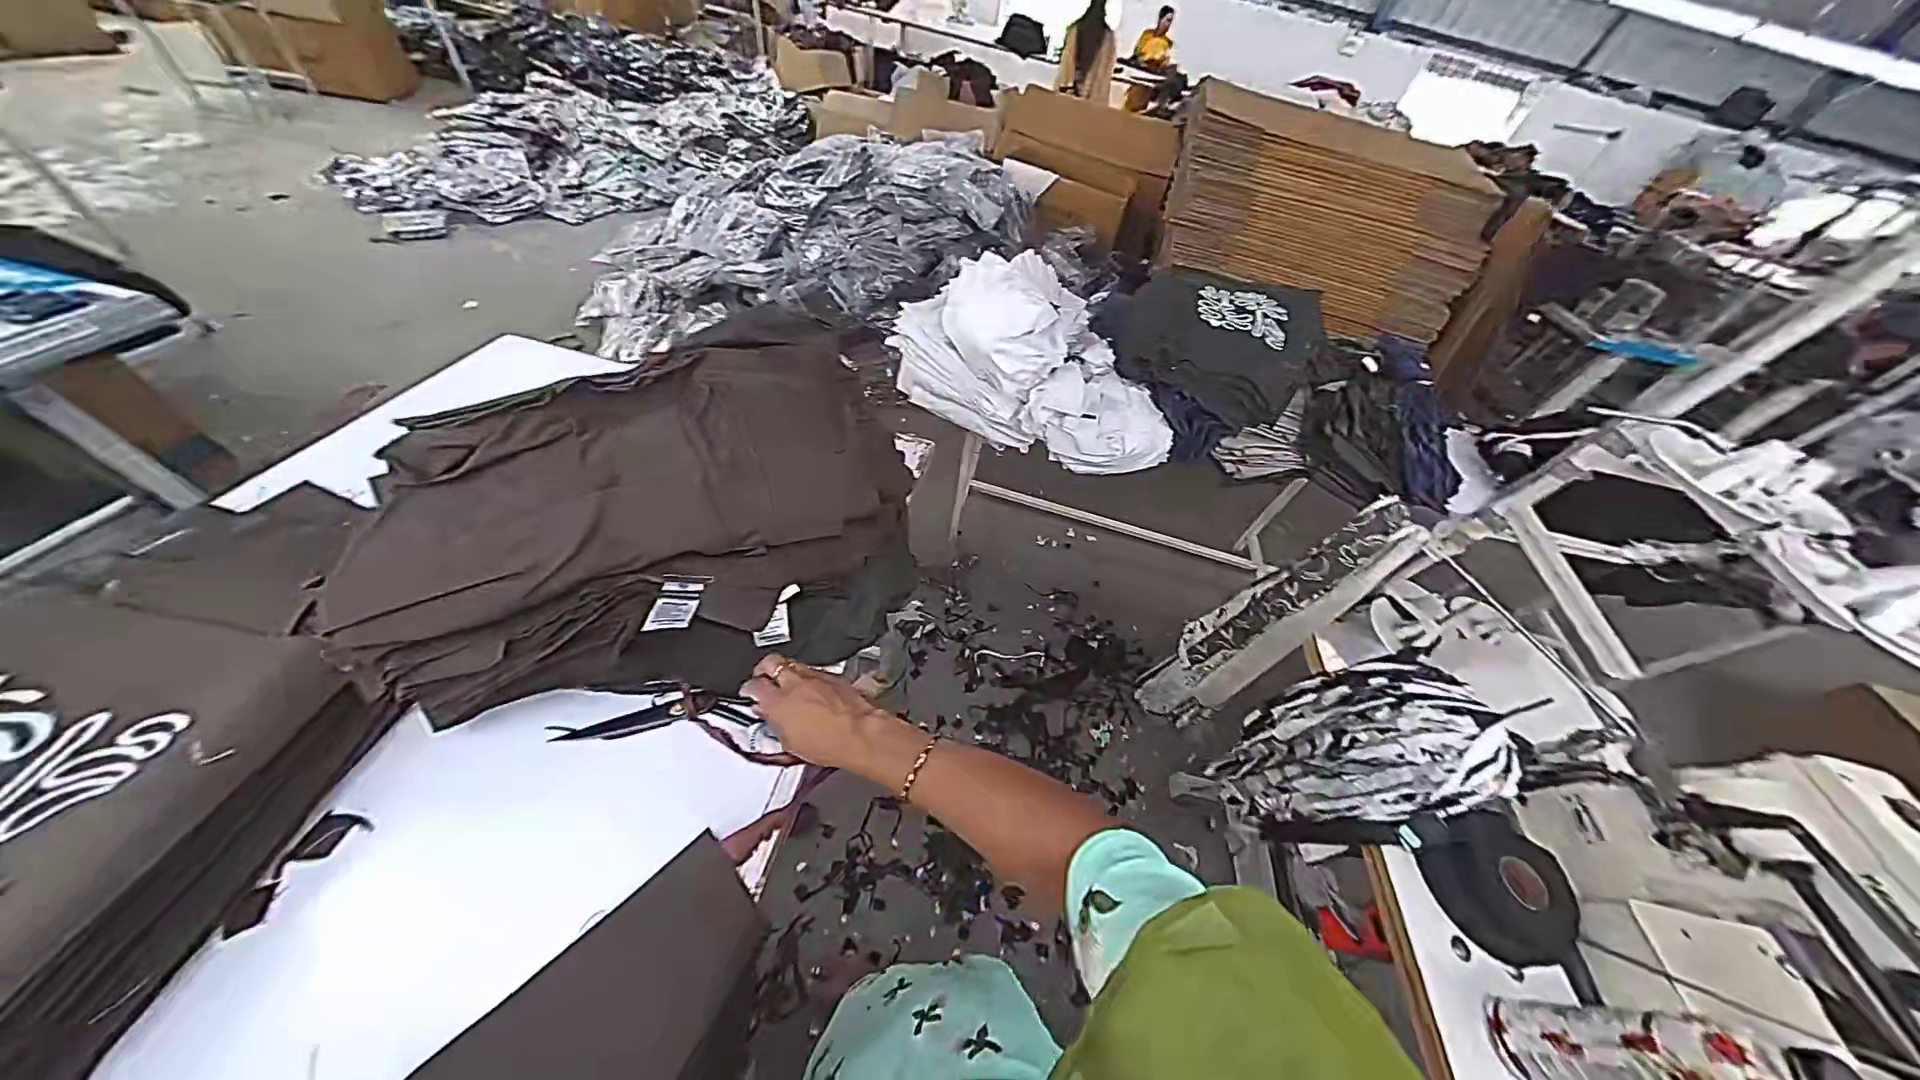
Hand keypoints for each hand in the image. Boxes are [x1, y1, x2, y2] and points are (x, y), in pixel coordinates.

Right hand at [740, 654, 913, 773]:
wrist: (861, 733)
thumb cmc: (830, 742)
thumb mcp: (791, 743)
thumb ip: (775, 723)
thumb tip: (771, 717)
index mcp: (777, 702)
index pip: (754, 686)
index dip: (749, 689)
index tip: (750, 692)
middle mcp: (794, 683)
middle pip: (770, 663)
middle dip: (763, 669)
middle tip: (763, 677)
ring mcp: (814, 676)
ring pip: (792, 663)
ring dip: (786, 671)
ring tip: (786, 682)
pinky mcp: (832, 675)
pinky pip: (813, 670)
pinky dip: (807, 676)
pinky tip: (810, 687)